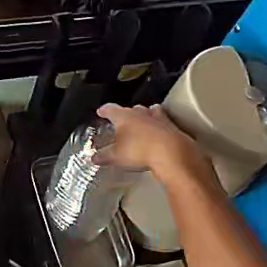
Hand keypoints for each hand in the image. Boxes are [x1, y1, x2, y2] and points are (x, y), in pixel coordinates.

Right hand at [96, 103, 212, 188]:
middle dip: (126, 114)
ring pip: (148, 113)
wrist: (170, 152)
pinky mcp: (171, 127)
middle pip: (131, 109)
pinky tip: (157, 134)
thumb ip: (104, 156)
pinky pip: (162, 123)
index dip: (105, 110)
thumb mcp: (116, 156)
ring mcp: (158, 118)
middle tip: (121, 121)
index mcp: (124, 116)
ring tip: (140, 125)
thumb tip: (96, 158)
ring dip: (144, 117)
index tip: (102, 111)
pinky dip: (158, 127)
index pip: (111, 109)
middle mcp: (141, 113)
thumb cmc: (141, 149)